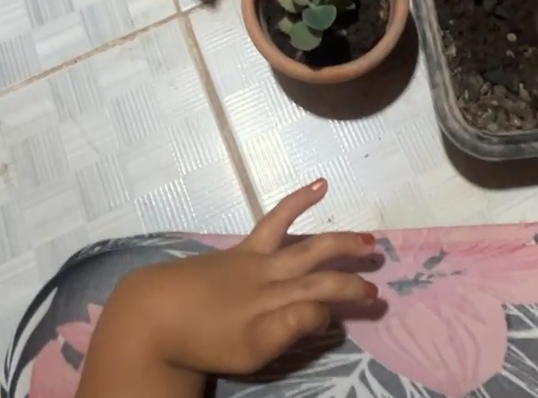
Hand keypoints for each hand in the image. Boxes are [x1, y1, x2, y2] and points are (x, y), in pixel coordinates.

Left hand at [91, 179, 380, 382]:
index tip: (370, 300)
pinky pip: (277, 218)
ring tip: (367, 240)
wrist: (160, 312)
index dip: (349, 298)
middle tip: (378, 279)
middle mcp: (272, 276)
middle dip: (351, 273)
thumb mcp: (250, 351)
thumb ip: (290, 330)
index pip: (323, 299)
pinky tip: (319, 185)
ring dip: (338, 242)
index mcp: (275, 305)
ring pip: (306, 244)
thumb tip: (328, 314)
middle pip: (319, 270)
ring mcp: (259, 257)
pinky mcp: (246, 246)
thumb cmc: (206, 340)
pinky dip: (298, 200)